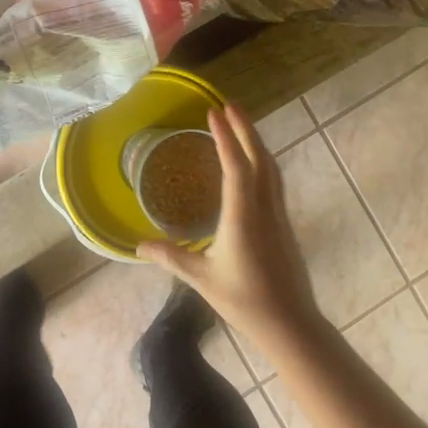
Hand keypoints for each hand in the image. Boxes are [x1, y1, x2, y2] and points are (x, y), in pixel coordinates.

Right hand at [137, 104, 324, 347]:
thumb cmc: (244, 300)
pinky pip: (274, 182)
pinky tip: (256, 163)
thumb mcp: (202, 279)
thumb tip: (138, 245)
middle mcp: (264, 208)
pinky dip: (263, 162)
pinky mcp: (284, 224)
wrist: (290, 322)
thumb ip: (172, 257)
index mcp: (242, 216)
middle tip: (228, 104)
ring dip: (256, 142)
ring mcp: (278, 215)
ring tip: (242, 124)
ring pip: (271, 168)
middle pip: (258, 158)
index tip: (214, 112)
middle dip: (244, 128)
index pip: (235, 166)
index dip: (225, 137)